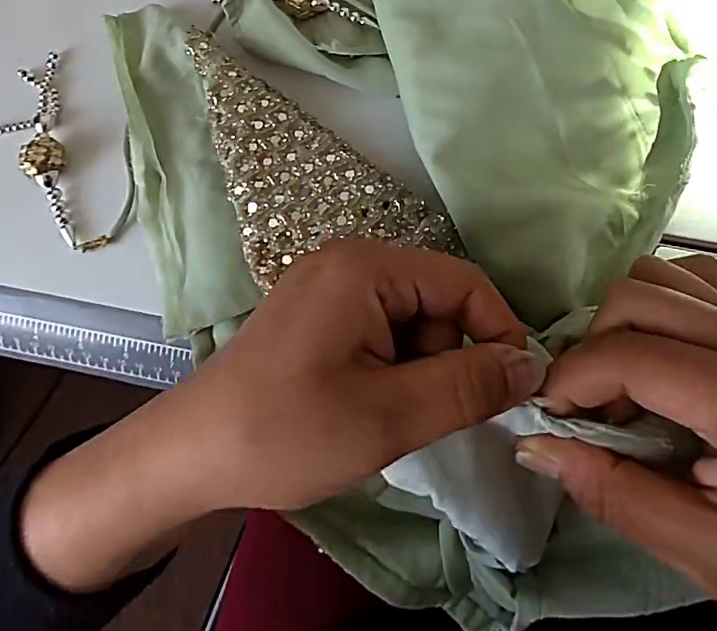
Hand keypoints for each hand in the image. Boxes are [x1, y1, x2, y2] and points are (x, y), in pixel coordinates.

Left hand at [20, 239, 544, 589]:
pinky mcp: (316, 310)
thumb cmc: (285, 432)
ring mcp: (328, 282)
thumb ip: (467, 386)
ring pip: (410, 319)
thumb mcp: (388, 417)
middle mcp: (348, 259)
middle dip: (444, 358)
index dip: (498, 332)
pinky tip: (360, 403)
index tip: (510, 392)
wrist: (186, 457)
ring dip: (416, 368)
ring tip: (380, 414)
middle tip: (417, 415)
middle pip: (435, 300)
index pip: (462, 282)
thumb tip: (530, 366)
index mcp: (365, 266)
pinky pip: (379, 328)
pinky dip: (388, 367)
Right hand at [514, 255, 716, 630]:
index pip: (632, 353)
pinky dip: (658, 307)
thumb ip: (614, 493)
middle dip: (591, 350)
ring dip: (622, 325)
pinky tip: (659, 362)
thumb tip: (538, 447)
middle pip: (637, 297)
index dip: (572, 380)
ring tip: (624, 391)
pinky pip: (695, 282)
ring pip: (660, 275)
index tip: (550, 419)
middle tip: (587, 413)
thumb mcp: (710, 560)